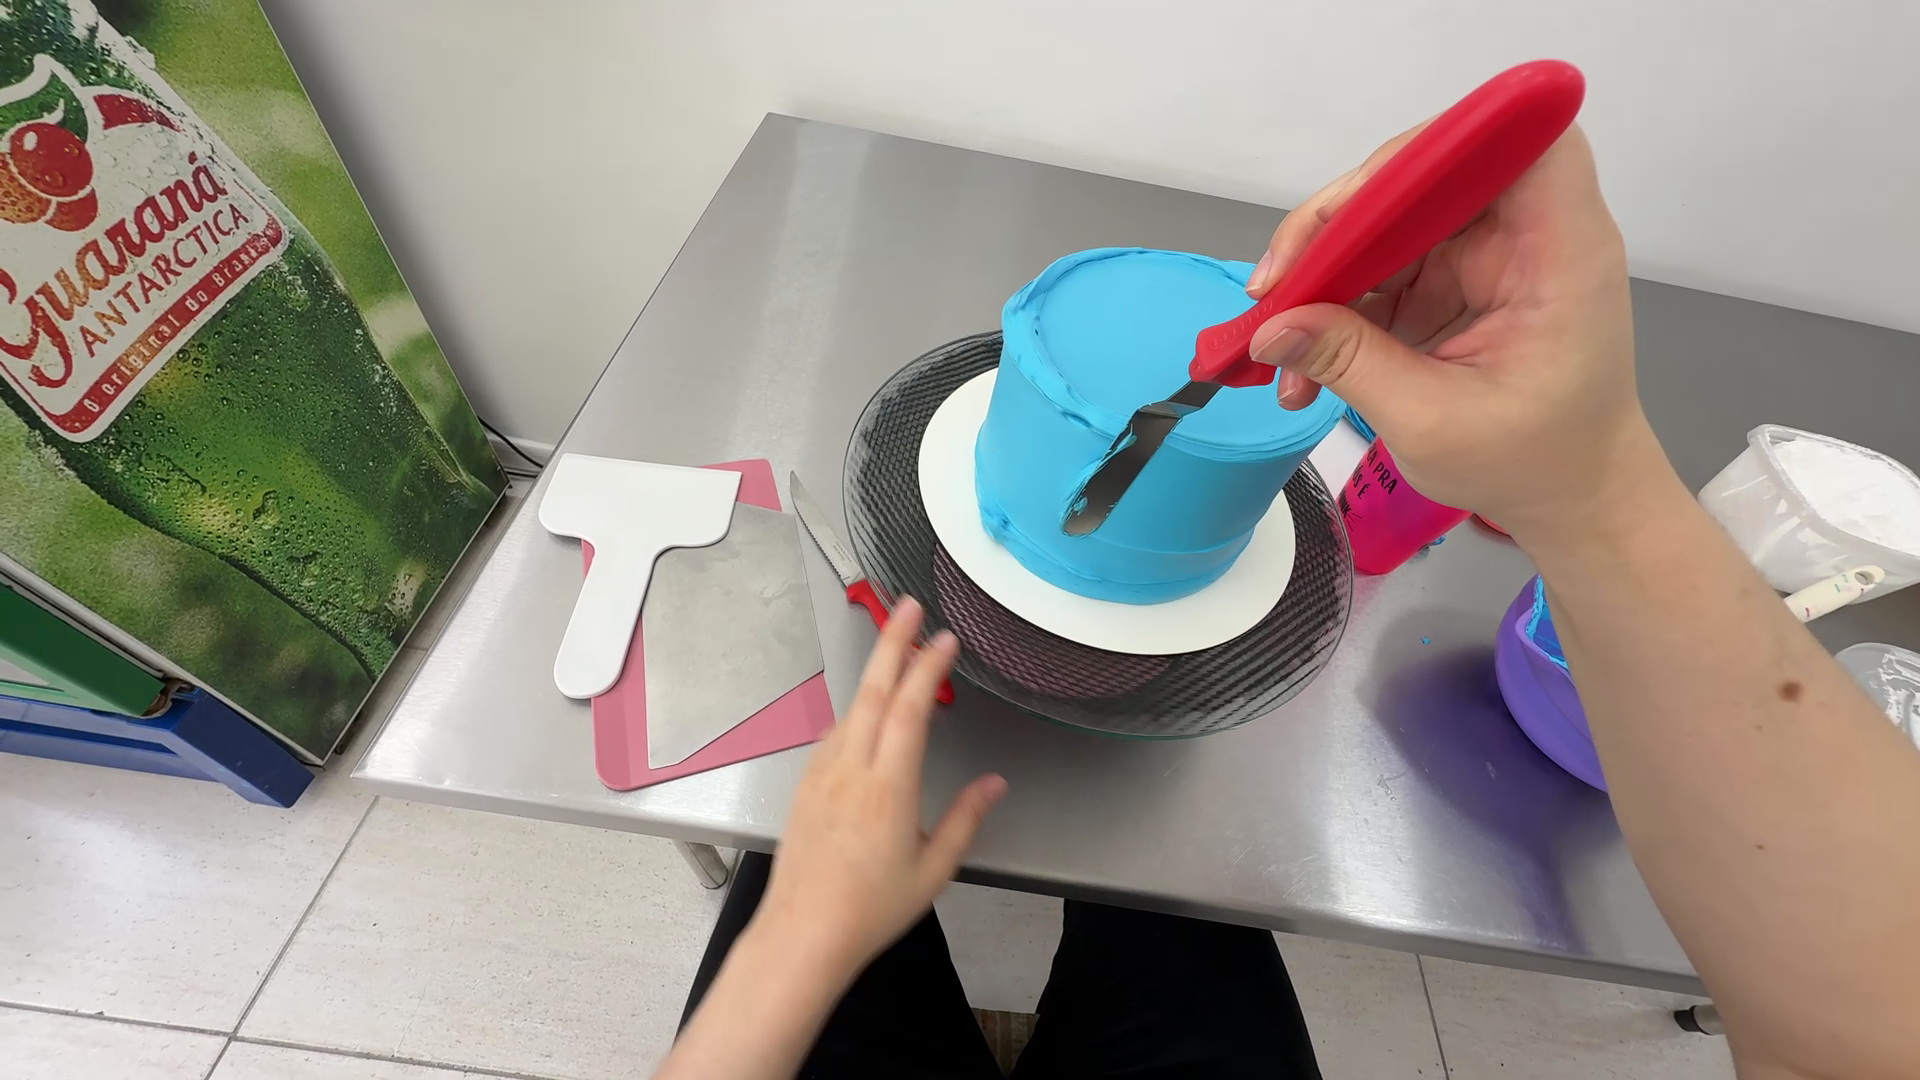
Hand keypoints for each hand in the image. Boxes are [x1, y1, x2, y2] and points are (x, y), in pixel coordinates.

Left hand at [751, 598, 1005, 980]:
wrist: (801, 936)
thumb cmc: (870, 908)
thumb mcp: (933, 870)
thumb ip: (967, 819)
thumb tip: (996, 783)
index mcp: (888, 786)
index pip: (910, 709)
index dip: (928, 667)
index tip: (945, 638)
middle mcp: (852, 767)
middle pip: (875, 689)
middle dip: (893, 640)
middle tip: (908, 604)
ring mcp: (823, 771)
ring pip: (854, 706)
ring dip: (877, 670)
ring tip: (898, 646)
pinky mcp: (807, 781)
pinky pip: (837, 730)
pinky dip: (859, 706)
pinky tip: (870, 708)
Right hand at [1243, 123, 1656, 541]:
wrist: (1560, 496)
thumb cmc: (1525, 463)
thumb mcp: (1428, 418)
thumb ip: (1349, 363)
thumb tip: (1269, 330)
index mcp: (1552, 252)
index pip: (1511, 144)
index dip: (1432, 151)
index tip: (1350, 207)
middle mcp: (1515, 240)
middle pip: (1419, 186)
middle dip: (1334, 233)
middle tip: (1270, 291)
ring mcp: (1475, 265)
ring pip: (1381, 237)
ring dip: (1319, 291)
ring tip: (1276, 357)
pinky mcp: (1445, 293)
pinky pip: (1374, 282)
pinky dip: (1329, 322)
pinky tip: (1300, 372)